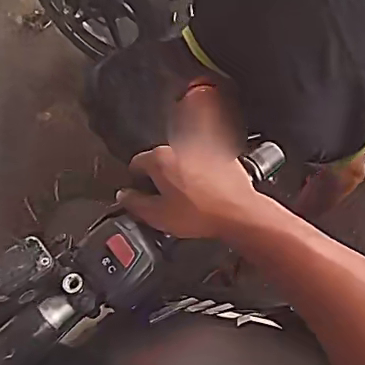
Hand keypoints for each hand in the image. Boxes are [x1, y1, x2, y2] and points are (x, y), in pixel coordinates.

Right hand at [117, 86, 272, 239]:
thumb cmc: (202, 214)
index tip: (141, 192)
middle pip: (162, 162)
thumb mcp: (157, 216)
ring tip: (189, 200)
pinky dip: (203, 174)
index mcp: (160, 159)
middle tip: (167, 201)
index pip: (137, 164)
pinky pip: (206, 164)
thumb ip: (134, 203)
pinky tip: (206, 194)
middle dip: (161, 179)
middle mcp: (181, 148)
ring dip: (183, 176)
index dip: (136, 182)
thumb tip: (125, 196)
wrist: (239, 214)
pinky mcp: (223, 157)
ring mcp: (204, 150)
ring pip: (184, 162)